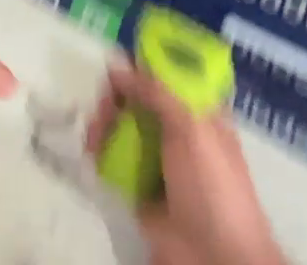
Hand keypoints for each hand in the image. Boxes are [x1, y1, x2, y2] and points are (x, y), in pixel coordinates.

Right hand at [85, 61, 283, 264]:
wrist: (215, 258)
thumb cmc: (212, 187)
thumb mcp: (191, 128)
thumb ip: (154, 91)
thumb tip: (116, 61)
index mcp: (199, 113)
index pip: (168, 76)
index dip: (142, 66)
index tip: (117, 64)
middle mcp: (177, 131)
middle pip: (137, 98)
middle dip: (116, 97)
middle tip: (105, 107)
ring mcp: (156, 159)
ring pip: (121, 125)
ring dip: (102, 123)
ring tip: (93, 137)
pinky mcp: (136, 184)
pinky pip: (111, 156)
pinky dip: (98, 150)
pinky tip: (91, 152)